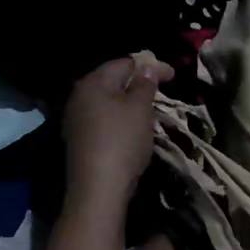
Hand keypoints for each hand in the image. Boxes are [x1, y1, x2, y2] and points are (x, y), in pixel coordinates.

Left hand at [62, 54, 173, 203]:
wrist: (99, 186)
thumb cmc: (122, 141)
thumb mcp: (140, 109)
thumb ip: (145, 85)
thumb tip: (148, 67)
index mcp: (93, 82)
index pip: (124, 63)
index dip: (150, 66)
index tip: (173, 75)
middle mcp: (80, 95)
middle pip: (112, 81)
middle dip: (137, 83)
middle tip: (161, 91)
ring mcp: (77, 118)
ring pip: (108, 101)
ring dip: (129, 102)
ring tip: (150, 110)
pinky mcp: (80, 138)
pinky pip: (103, 119)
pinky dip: (120, 118)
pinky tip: (132, 129)